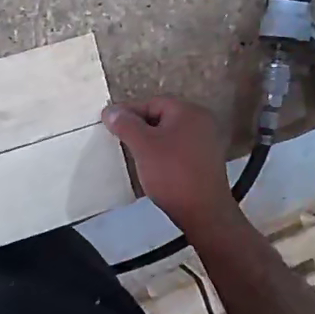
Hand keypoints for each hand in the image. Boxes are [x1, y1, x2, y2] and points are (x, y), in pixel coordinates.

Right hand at [102, 98, 235, 227]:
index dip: (128, 112)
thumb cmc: (171, 173)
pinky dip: (161, 152)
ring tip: (132, 153)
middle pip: (160, 117)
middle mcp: (201, 122)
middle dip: (138, 127)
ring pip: (168, 134)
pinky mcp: (204, 161)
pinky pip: (176, 148)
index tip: (109, 124)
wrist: (202, 210)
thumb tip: (110, 111)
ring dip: (149, 141)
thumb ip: (125, 124)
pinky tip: (150, 165)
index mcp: (188, 112)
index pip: (152, 103)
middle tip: (119, 138)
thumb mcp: (142, 145)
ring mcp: (205, 142)